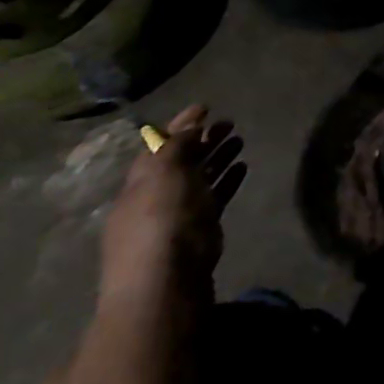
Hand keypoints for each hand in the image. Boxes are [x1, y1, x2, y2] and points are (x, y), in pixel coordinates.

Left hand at [98, 105, 244, 306]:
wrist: (168, 276)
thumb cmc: (161, 218)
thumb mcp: (164, 173)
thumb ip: (175, 146)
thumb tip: (189, 123)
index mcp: (140, 183)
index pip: (159, 148)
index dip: (180, 126)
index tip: (206, 107)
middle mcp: (156, 196)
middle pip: (182, 162)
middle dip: (203, 140)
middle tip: (230, 122)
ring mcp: (179, 213)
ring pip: (200, 177)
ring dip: (218, 157)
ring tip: (240, 139)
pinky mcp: (201, 227)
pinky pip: (215, 196)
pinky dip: (228, 179)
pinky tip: (243, 166)